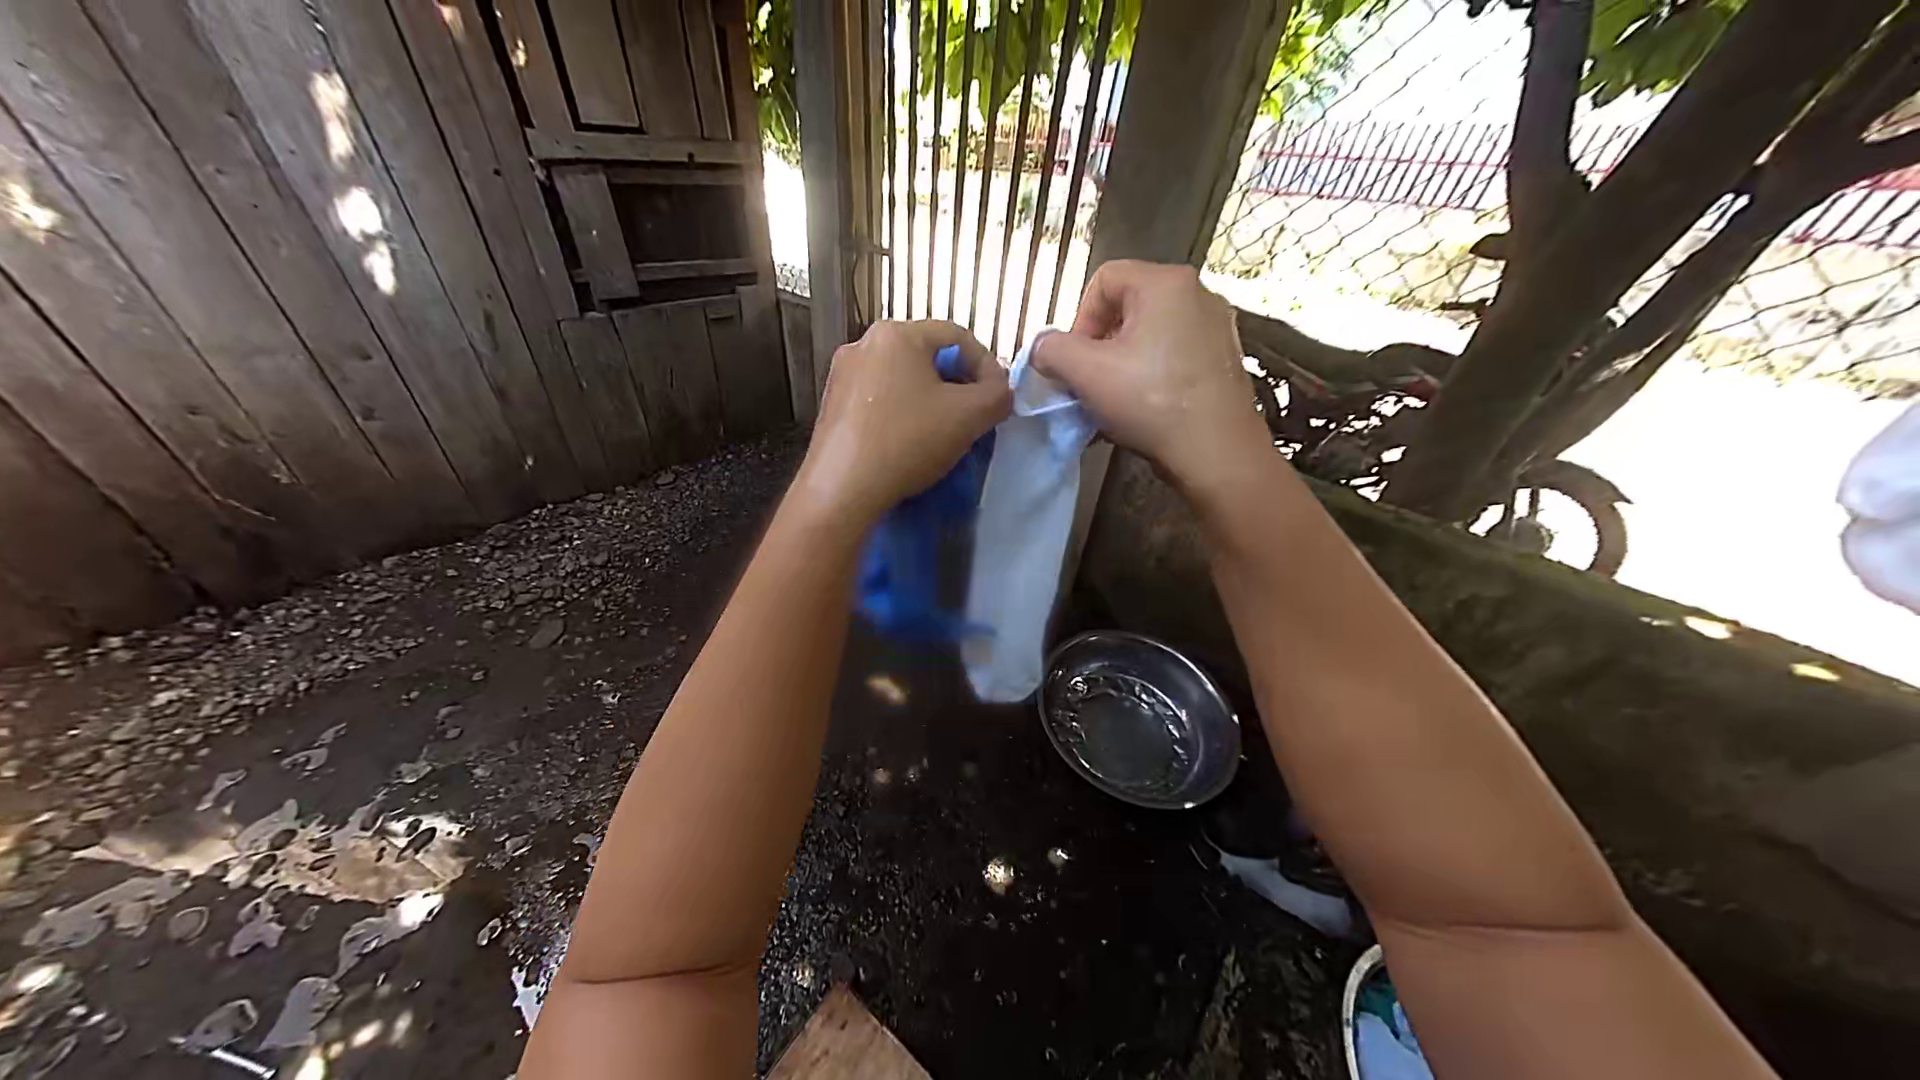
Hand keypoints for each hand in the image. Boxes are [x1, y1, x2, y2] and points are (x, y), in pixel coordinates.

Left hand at [795, 320, 1011, 525]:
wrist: (842, 489)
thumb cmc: (908, 441)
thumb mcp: (969, 416)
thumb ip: (997, 394)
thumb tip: (1001, 390)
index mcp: (896, 333)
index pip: (958, 336)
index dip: (987, 365)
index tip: (997, 399)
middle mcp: (863, 343)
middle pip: (927, 356)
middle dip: (957, 384)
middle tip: (973, 416)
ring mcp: (842, 374)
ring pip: (902, 379)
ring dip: (930, 400)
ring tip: (943, 432)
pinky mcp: (831, 405)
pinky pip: (878, 400)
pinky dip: (901, 414)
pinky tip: (909, 443)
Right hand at [1032, 261, 1269, 492]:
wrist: (1217, 452)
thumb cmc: (1151, 402)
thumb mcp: (1086, 373)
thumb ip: (1051, 350)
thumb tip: (1042, 348)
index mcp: (1166, 283)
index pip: (1103, 280)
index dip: (1079, 319)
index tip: (1076, 361)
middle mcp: (1197, 294)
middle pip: (1127, 308)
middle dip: (1098, 347)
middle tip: (1090, 384)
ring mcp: (1216, 327)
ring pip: (1149, 336)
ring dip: (1121, 366)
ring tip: (1113, 403)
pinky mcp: (1224, 359)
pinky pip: (1173, 357)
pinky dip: (1150, 377)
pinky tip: (1142, 410)